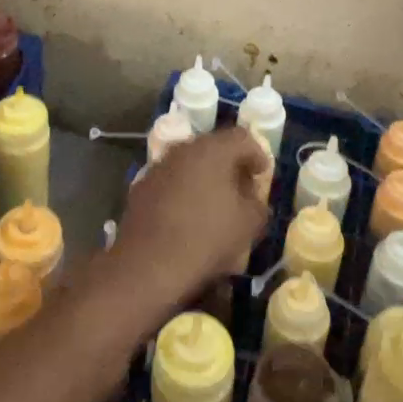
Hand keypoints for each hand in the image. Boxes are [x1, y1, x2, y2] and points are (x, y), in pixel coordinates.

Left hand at [109, 128, 270, 305]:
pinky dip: (182, 191)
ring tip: (214, 204)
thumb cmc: (208, 238)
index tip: (262, 176)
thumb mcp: (250, 224)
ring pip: (189, 164)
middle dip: (230, 166)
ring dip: (204, 178)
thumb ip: (257, 203)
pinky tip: (186, 216)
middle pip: (213, 148)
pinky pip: (170, 181)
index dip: (257, 155)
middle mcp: (183, 149)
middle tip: (241, 189)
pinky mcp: (141, 187)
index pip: (243, 138)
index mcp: (213, 150)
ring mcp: (158, 166)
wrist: (150, 263)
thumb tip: (251, 197)